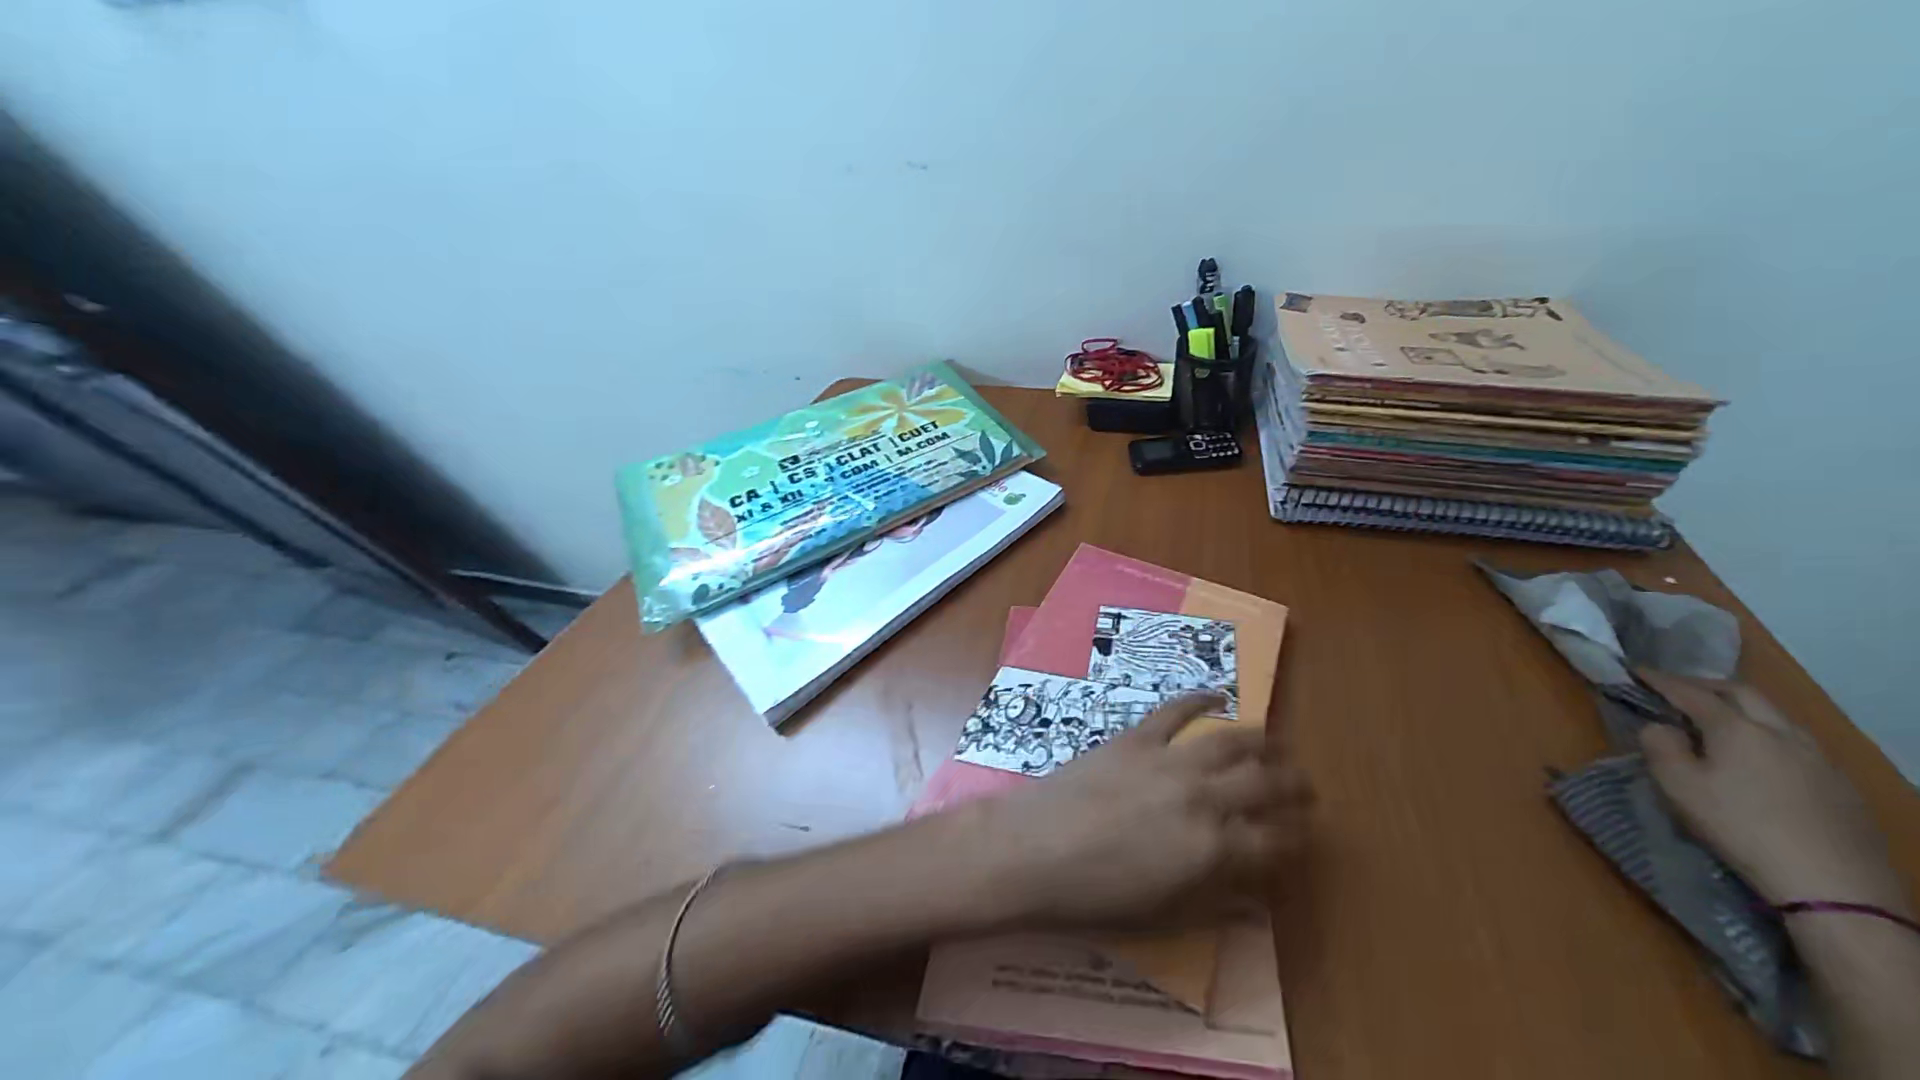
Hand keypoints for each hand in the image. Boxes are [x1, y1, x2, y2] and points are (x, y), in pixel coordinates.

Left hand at [969, 693, 1311, 927]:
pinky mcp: (1135, 738)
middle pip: (1265, 785)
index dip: (1296, 838)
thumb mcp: (1163, 916)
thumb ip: (1214, 898)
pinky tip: (1216, 694)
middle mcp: (1202, 799)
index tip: (1304, 833)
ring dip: (1261, 740)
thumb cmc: (1094, 897)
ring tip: (1277, 742)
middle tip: (1305, 786)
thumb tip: (1250, 887)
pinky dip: (1199, 698)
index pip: (1275, 841)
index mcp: (1214, 851)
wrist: (1032, 851)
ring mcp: (1168, 762)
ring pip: (1230, 742)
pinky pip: (1175, 711)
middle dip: (1294, 785)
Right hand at [1638, 671, 1908, 913]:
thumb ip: (1659, 746)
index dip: (1660, 680)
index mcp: (1737, 728)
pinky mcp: (1840, 783)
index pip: (1691, 693)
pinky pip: (1796, 740)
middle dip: (1705, 685)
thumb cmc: (1739, 826)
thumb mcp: (1678, 786)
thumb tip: (1660, 727)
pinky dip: (1767, 732)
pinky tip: (1761, 753)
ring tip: (1718, 716)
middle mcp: (1781, 732)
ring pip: (1776, 715)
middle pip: (1742, 693)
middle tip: (1677, 687)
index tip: (1636, 671)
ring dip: (1741, 706)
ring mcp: (1818, 757)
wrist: (1832, 882)